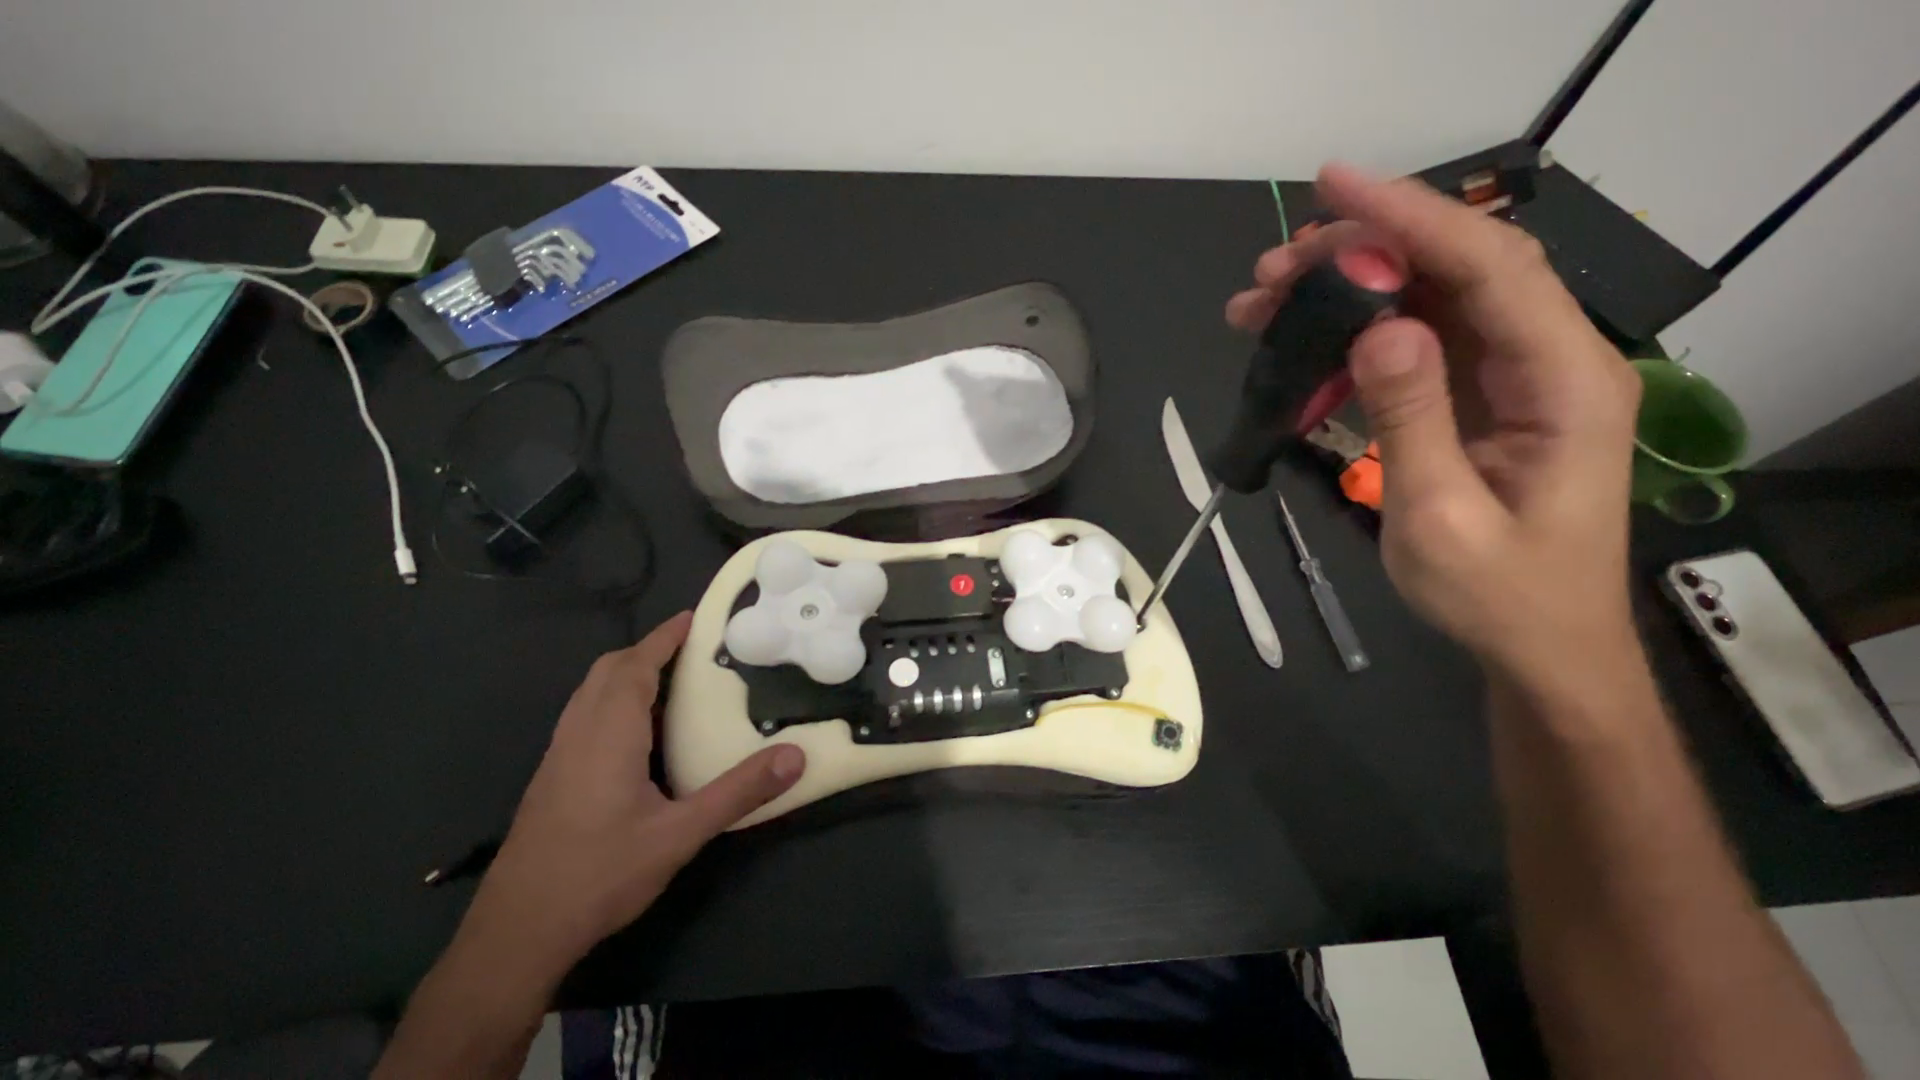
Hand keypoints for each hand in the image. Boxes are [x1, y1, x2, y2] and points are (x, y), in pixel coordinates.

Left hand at [464, 612, 805, 978]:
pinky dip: (612, 702)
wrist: (519, 928)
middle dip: (648, 651)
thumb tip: (796, 755)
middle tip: (692, 651)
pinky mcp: (552, 778)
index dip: (664, 637)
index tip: (695, 617)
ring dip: (627, 675)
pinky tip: (638, 737)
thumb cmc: (601, 873)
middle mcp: (578, 732)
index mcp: (608, 732)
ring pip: (591, 694)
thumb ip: (738, 792)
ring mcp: (559, 755)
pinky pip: (584, 717)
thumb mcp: (680, 834)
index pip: (636, 665)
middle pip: (609, 671)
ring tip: (671, 684)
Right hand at [1227, 164, 1642, 677]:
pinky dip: (1351, 339)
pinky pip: (1415, 344)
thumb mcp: (1441, 519)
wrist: (1541, 650)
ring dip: (1345, 293)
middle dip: (1360, 253)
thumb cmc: (1500, 599)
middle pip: (1456, 269)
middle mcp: (1548, 359)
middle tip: (1268, 274)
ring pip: (1428, 300)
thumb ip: (1413, 418)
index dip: (1410, 217)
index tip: (1332, 188)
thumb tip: (1378, 327)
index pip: (1489, 267)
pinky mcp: (1482, 397)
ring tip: (1261, 306)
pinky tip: (1296, 354)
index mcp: (1564, 382)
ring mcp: (1515, 376)